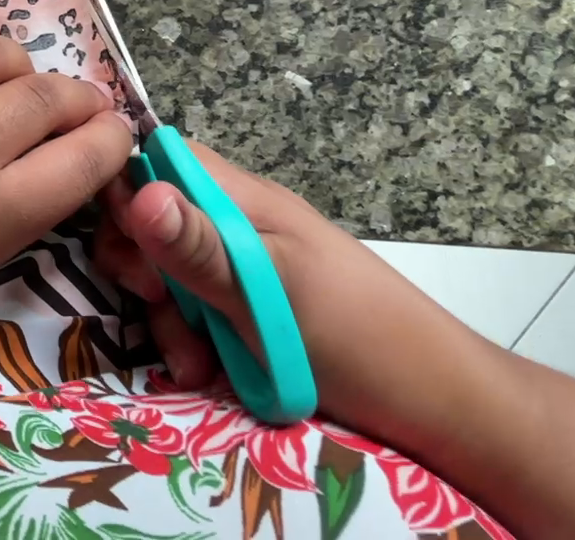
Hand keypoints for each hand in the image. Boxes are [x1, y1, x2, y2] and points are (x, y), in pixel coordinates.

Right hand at [93, 142, 498, 434]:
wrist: (448, 414)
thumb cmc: (362, 340)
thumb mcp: (271, 292)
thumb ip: (198, 247)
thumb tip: (136, 192)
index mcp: (240, 198)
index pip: (155, 159)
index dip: (127, 191)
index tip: (131, 245)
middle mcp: (232, 223)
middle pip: (148, 220)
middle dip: (139, 266)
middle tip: (154, 302)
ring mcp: (237, 267)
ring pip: (163, 272)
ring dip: (163, 315)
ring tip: (191, 361)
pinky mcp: (242, 308)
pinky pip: (189, 310)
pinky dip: (185, 338)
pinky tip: (202, 369)